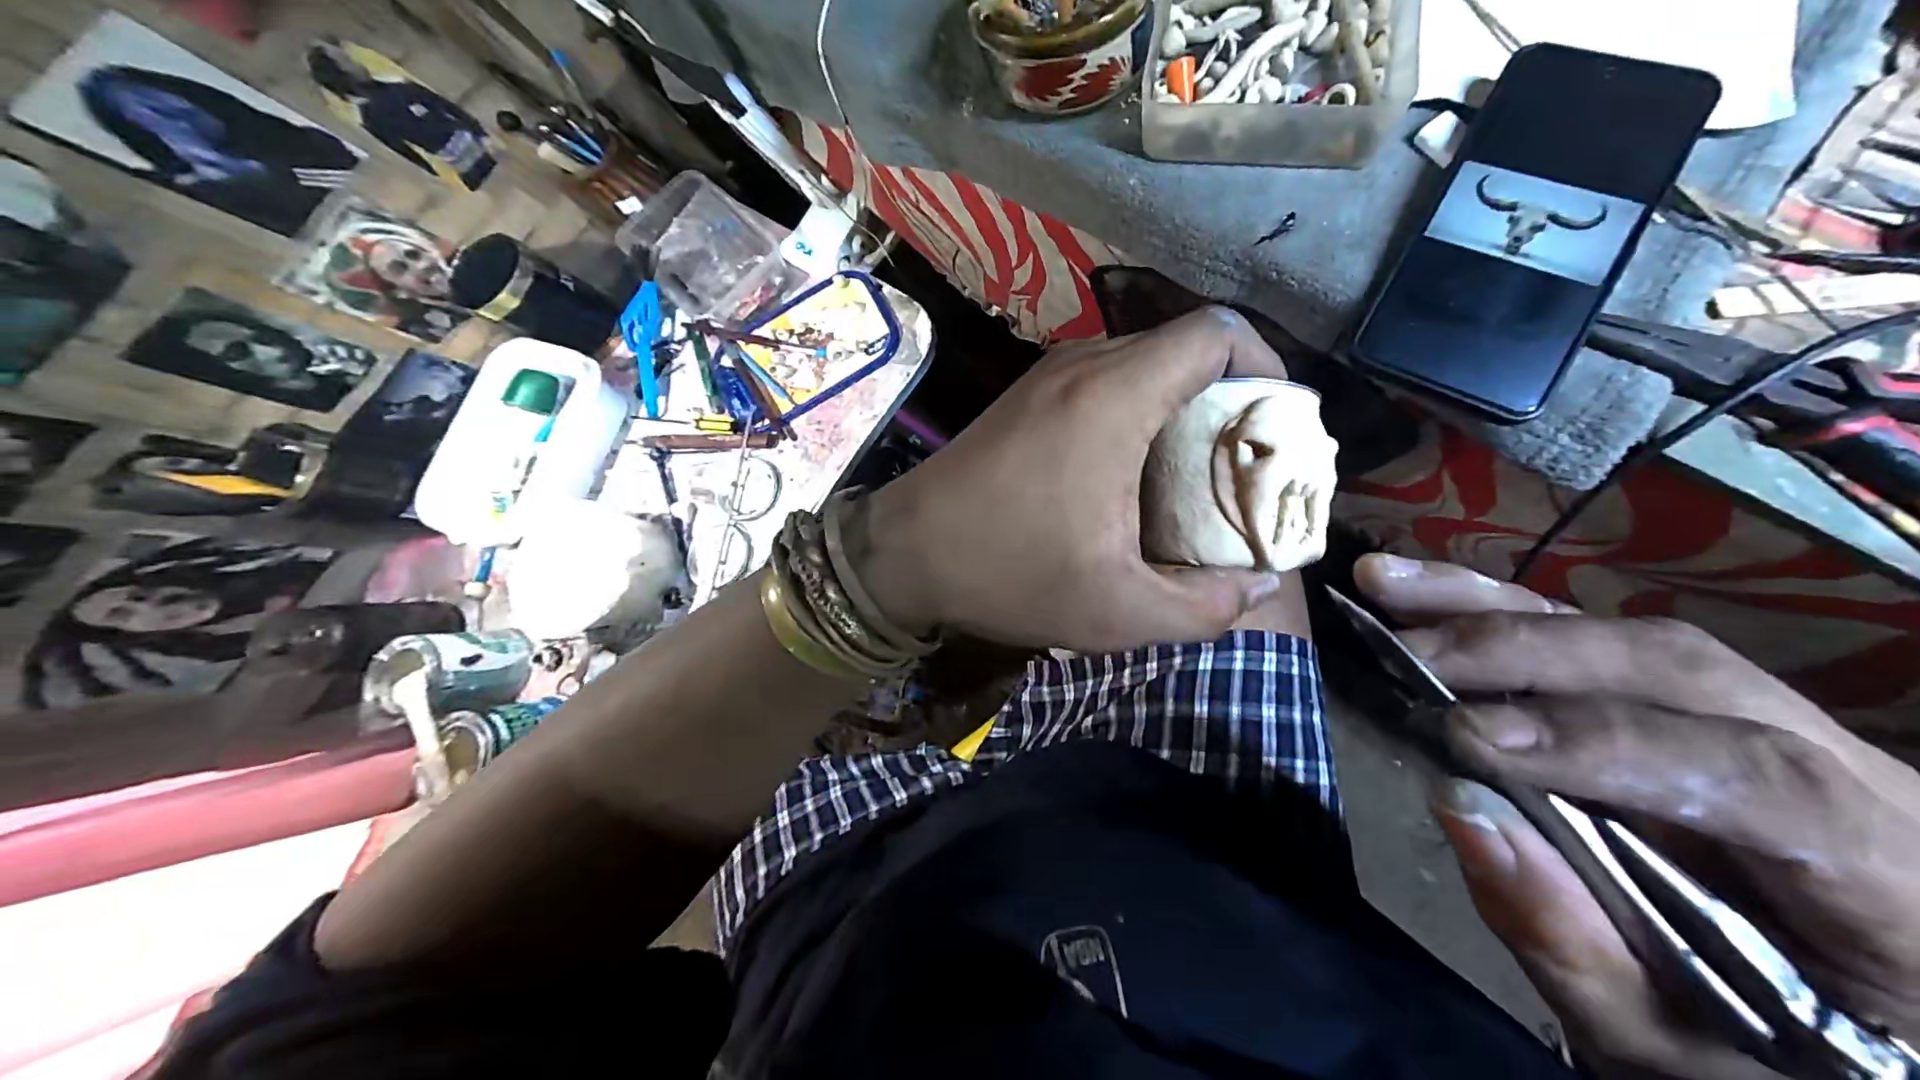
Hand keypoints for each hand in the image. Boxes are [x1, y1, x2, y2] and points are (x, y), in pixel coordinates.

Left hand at [857, 307, 1291, 650]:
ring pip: (1142, 361)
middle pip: (1183, 345)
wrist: (900, 555)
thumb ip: (1202, 607)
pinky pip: (1103, 380)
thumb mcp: (1116, 611)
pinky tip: (1134, 470)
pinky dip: (1138, 409)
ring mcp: (1047, 375)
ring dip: (1181, 403)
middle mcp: (1082, 366)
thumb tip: (1255, 590)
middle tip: (1245, 460)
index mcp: (1114, 396)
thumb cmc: (1006, 573)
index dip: (1266, 364)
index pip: (1216, 332)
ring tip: (1196, 470)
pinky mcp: (1025, 397)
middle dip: (1230, 393)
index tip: (1278, 425)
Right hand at [1354, 553, 1919, 1076]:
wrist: (1824, 1037)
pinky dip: (1495, 612)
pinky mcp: (1688, 714)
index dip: (1604, 744)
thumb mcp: (1672, 1049)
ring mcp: (1767, 726)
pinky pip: (1590, 645)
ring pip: (1625, 634)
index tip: (1463, 738)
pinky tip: (1419, 592)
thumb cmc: (1758, 1061)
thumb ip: (1574, 946)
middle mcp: (1853, 773)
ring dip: (1489, 605)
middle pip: (1680, 669)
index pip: (1759, 774)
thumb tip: (1456, 807)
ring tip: (1383, 584)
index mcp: (1903, 879)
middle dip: (1523, 655)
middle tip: (1406, 655)